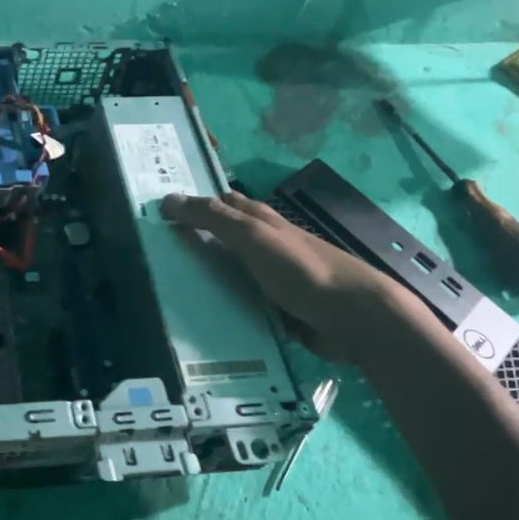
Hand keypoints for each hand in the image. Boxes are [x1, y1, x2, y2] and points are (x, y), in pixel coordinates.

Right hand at [161, 191, 420, 364]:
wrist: (357, 318)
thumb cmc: (302, 270)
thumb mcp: (252, 237)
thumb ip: (212, 218)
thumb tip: (168, 199)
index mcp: (262, 221)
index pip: (221, 205)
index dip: (194, 206)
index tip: (161, 216)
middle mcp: (268, 246)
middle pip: (228, 238)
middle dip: (200, 241)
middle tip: (164, 253)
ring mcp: (277, 280)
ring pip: (235, 274)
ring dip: (212, 279)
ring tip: (175, 292)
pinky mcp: (284, 312)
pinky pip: (247, 306)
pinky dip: (229, 308)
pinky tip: (209, 319)